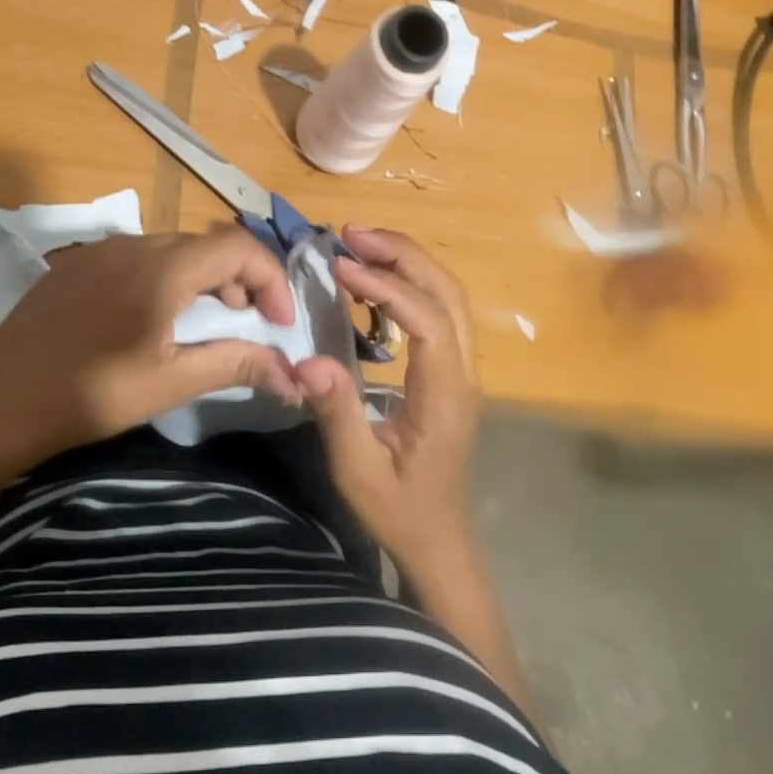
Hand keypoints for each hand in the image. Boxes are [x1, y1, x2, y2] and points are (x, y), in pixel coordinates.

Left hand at [0, 227, 303, 470]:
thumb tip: (292, 375)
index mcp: (160, 268)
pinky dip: (162, 279)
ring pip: (168, 249)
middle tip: (246, 323)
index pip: (237, 246)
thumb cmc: (92, 395)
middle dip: (238, 279)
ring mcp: (95, 252)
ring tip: (201, 323)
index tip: (278, 322)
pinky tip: (149, 319)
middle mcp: (130, 245)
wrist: (0, 405)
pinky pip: (132, 258)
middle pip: (204, 244)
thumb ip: (236, 364)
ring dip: (199, 279)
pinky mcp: (70, 267)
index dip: (270, 278)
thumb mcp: (171, 383)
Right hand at [294, 226, 479, 562]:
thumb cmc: (397, 509)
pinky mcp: (452, 376)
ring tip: (360, 245)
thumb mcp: (357, 470)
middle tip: (350, 235)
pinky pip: (441, 314)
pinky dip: (412, 285)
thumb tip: (308, 359)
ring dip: (410, 263)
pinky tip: (375, 282)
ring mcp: (463, 373)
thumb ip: (337, 414)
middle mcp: (464, 375)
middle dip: (403, 254)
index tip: (340, 267)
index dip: (386, 286)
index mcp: (444, 395)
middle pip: (448, 293)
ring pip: (450, 298)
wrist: (438, 539)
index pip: (426, 320)